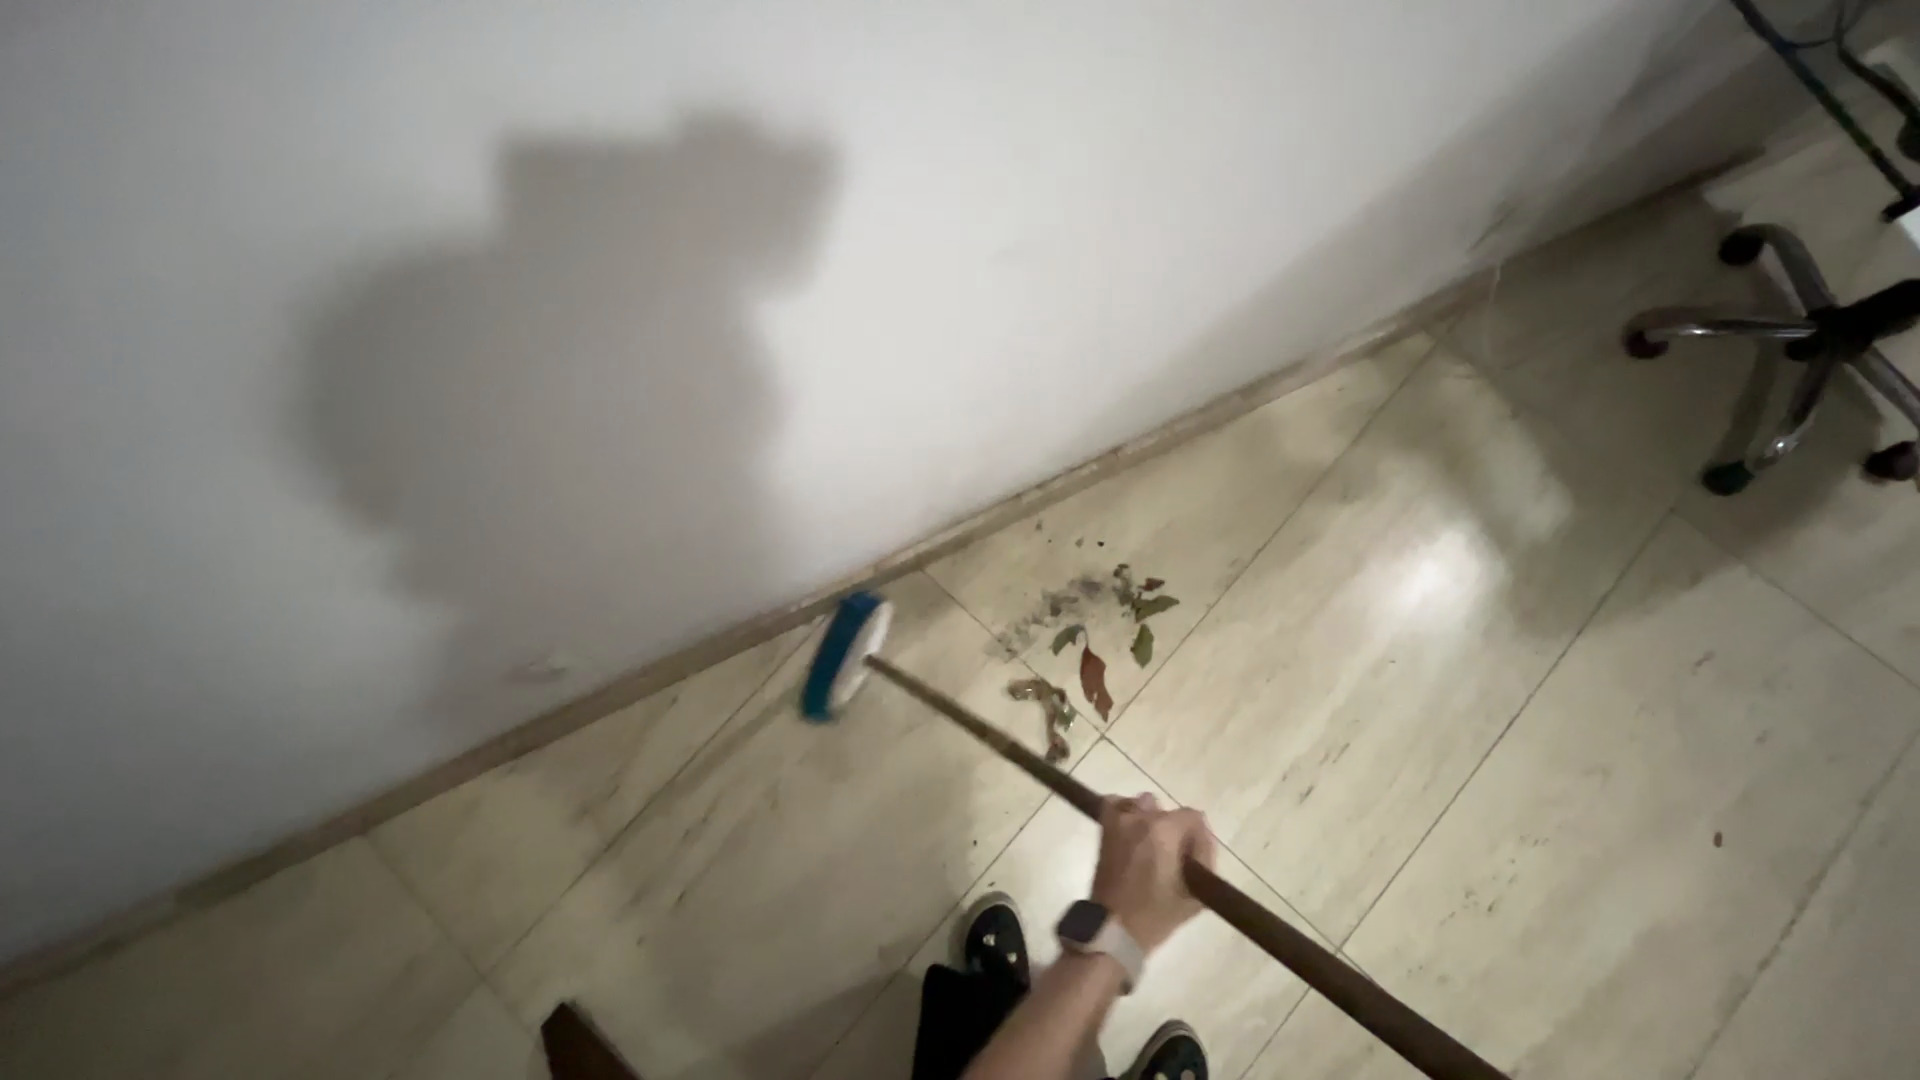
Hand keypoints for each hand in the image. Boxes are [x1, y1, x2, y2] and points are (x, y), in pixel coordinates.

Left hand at [1090, 793, 1215, 953]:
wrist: (1114, 926)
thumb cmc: (1157, 914)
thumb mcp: (1195, 894)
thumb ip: (1205, 861)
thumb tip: (1203, 840)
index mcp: (1165, 830)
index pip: (1193, 816)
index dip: (1200, 837)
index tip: (1197, 860)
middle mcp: (1141, 816)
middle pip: (1170, 813)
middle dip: (1178, 832)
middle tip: (1177, 860)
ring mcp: (1119, 819)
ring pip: (1144, 804)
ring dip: (1153, 820)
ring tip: (1154, 846)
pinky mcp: (1104, 828)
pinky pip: (1116, 804)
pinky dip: (1126, 812)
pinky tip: (1132, 832)